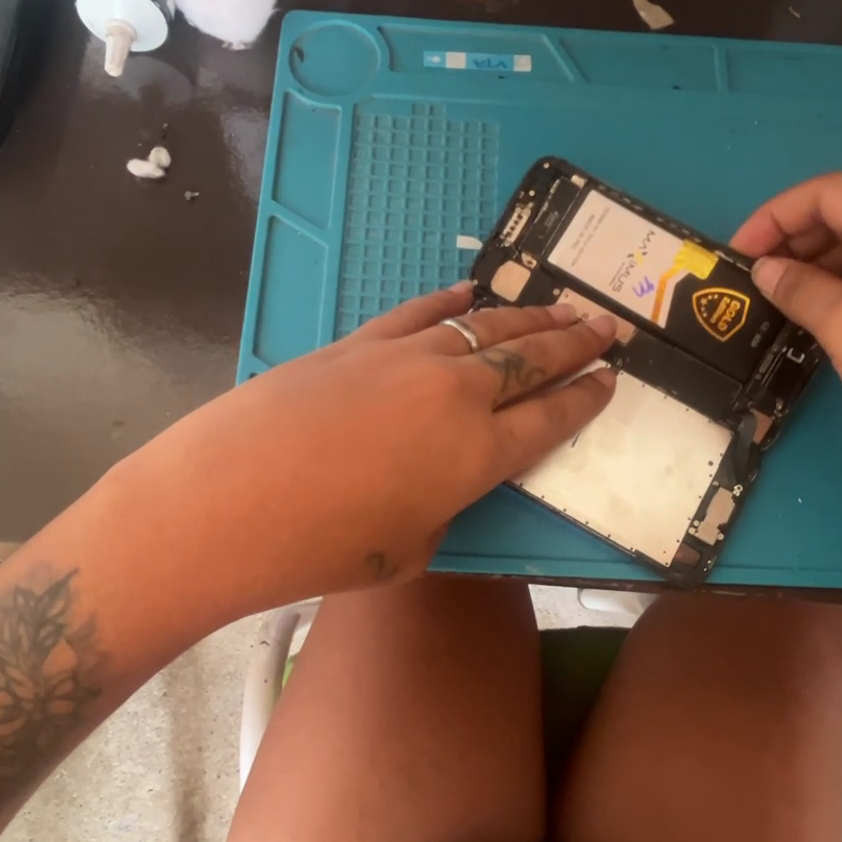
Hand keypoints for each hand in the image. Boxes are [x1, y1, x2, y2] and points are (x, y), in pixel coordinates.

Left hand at [113, 282, 616, 610]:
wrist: (229, 499)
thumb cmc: (324, 547)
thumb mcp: (411, 549)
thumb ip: (445, 504)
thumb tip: (447, 476)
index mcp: (479, 455)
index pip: (552, 418)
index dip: (587, 398)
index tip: (612, 378)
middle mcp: (457, 394)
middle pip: (531, 359)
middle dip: (575, 343)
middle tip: (608, 327)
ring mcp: (408, 358)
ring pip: (485, 327)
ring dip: (530, 317)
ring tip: (562, 307)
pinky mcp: (362, 341)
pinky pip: (422, 312)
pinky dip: (455, 301)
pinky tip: (475, 292)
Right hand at [729, 173, 841, 482]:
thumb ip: (801, 289)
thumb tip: (765, 269)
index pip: (831, 192)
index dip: (775, 215)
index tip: (737, 254)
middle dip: (793, 239)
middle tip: (751, 281)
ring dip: (815, 266)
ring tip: (775, 302)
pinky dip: (841, 288)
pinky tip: (812, 317)